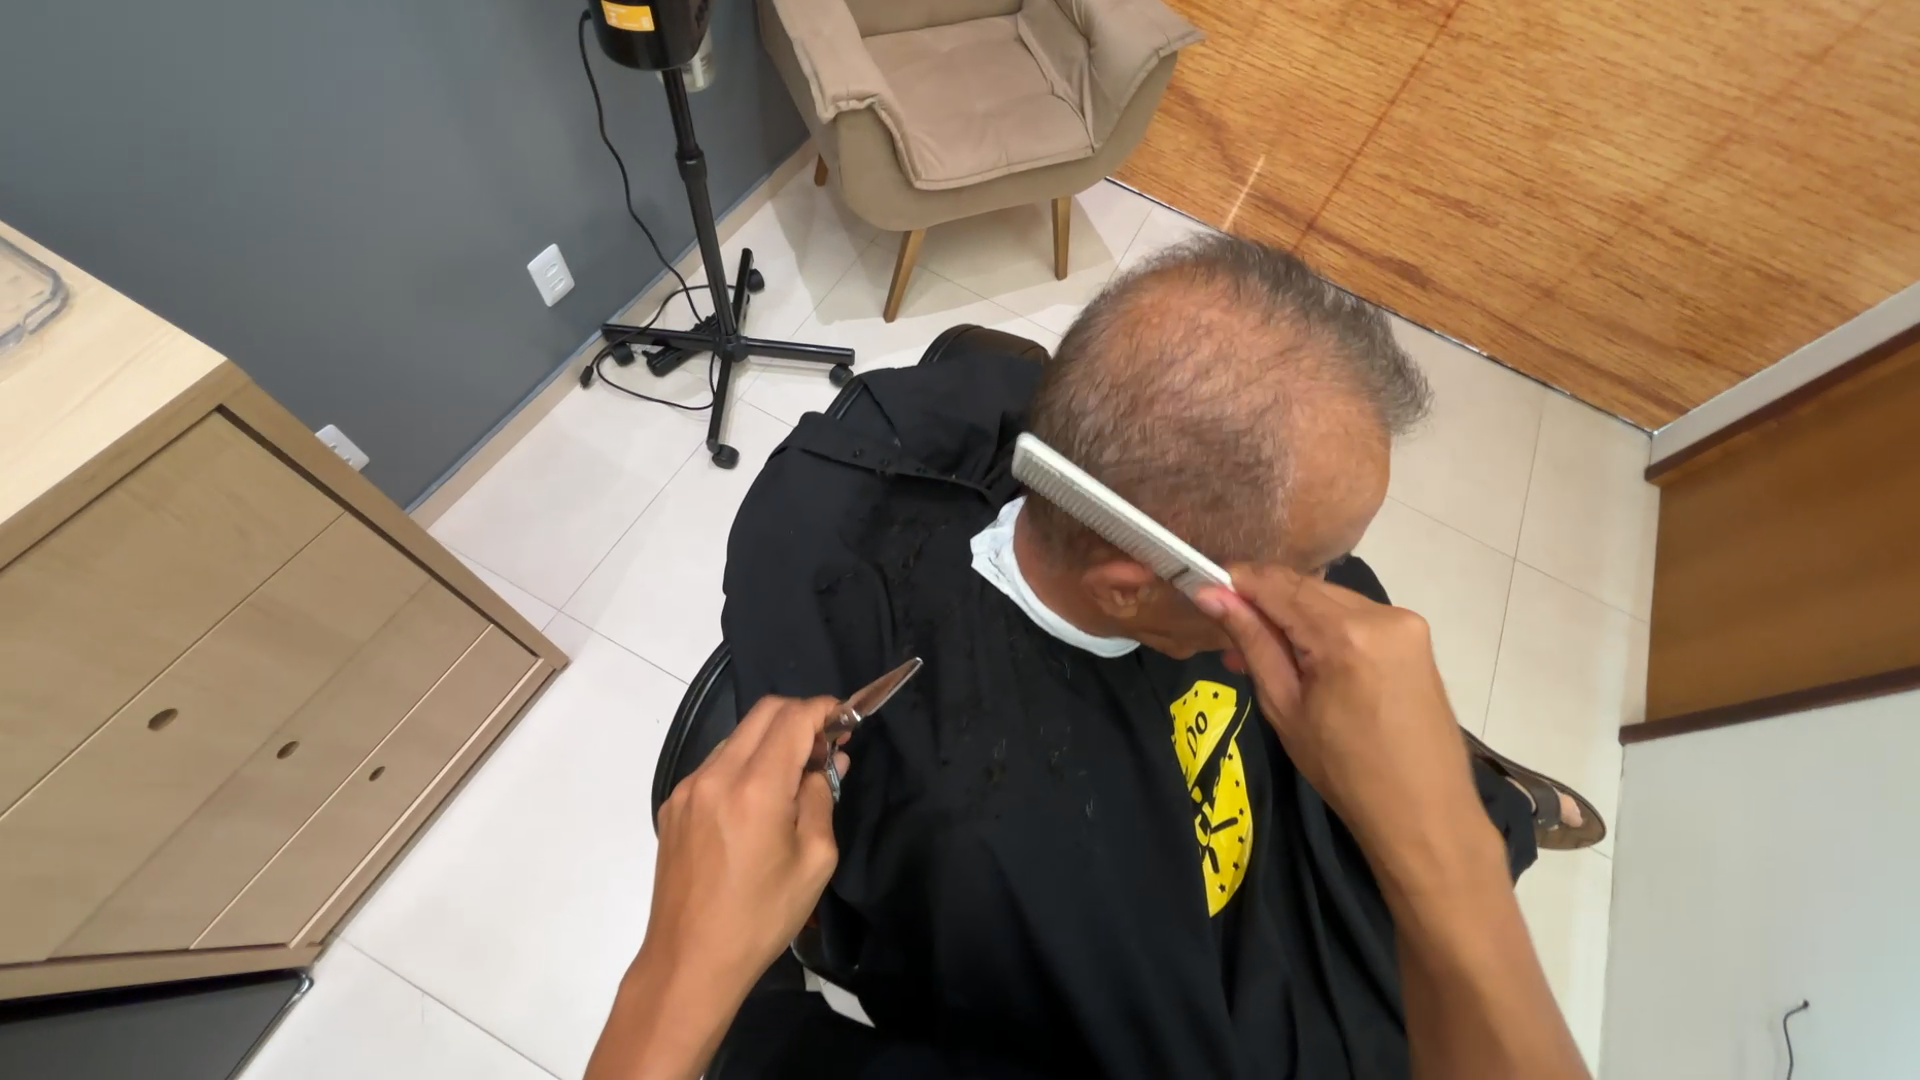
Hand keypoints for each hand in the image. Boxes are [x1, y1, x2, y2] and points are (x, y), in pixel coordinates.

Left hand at [646, 694, 846, 988]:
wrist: (690, 962)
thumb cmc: (762, 916)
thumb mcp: (815, 859)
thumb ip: (822, 798)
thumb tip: (826, 764)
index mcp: (756, 788)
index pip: (793, 717)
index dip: (824, 709)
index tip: (844, 723)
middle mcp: (716, 775)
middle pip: (764, 712)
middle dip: (800, 717)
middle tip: (822, 749)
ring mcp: (688, 788)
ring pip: (739, 736)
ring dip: (771, 741)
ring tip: (792, 779)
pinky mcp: (673, 805)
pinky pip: (717, 764)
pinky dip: (745, 764)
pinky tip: (758, 803)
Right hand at [1193, 566, 1487, 866]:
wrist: (1424, 813)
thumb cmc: (1343, 769)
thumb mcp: (1283, 704)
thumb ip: (1251, 641)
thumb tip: (1209, 596)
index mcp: (1346, 634)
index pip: (1277, 585)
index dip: (1236, 582)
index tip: (1202, 589)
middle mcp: (1381, 614)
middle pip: (1303, 587)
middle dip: (1261, 600)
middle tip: (1225, 630)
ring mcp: (1404, 622)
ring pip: (1327, 598)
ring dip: (1289, 614)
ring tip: (1258, 650)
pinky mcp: (1414, 635)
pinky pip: (1352, 614)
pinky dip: (1320, 625)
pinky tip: (1300, 654)